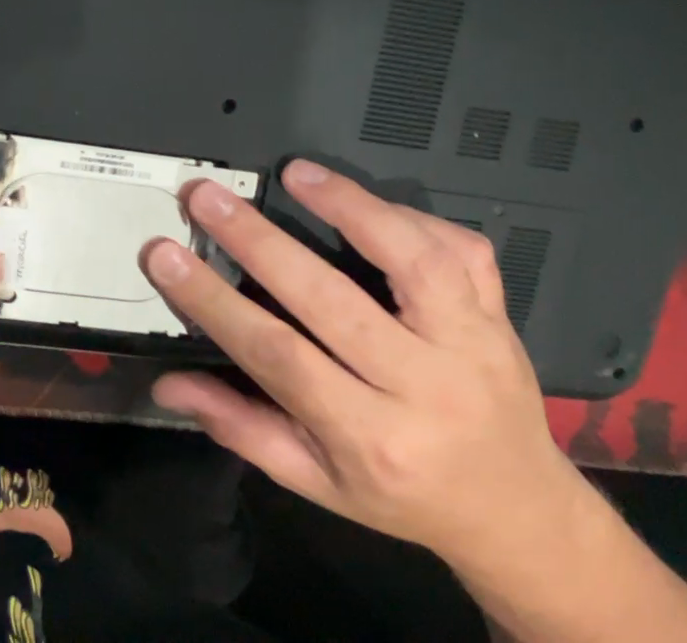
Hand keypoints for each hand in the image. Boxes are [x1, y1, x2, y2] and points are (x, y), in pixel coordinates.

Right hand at [143, 161, 594, 561]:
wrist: (520, 513)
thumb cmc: (404, 498)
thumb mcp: (314, 481)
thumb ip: (240, 428)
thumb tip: (168, 385)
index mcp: (369, 435)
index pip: (276, 355)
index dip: (213, 302)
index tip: (166, 257)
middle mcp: (423, 387)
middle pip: (331, 299)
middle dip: (259, 241)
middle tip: (207, 198)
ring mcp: (471, 346)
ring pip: (414, 262)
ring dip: (351, 207)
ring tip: (296, 172)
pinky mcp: (500, 318)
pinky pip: (464, 252)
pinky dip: (415, 217)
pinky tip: (366, 201)